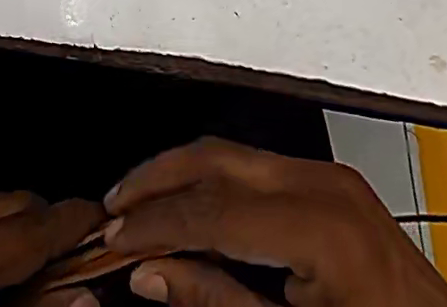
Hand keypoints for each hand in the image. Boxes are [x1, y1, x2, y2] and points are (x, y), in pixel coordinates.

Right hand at [103, 138, 446, 306]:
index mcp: (321, 226)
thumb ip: (217, 301)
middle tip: (115, 205)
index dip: (153, 223)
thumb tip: (154, 275)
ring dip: (180, 173)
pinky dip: (213, 180)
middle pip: (215, 159)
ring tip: (140, 200)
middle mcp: (325, 186)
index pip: (211, 210)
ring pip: (231, 154)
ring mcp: (331, 178)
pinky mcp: (331, 182)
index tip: (116, 234)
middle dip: (156, 177)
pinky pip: (255, 167)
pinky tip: (190, 200)